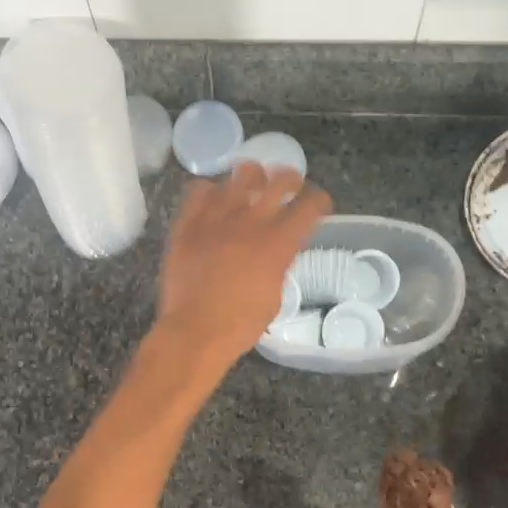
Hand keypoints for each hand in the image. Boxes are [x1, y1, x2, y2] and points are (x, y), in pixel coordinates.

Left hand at [155, 163, 331, 363]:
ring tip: (252, 183)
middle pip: (279, 181)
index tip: (318, 204)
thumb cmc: (239, 326)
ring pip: (240, 176)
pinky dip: (211, 190)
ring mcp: (217, 219)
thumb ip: (278, 267)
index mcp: (278, 244)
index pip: (309, 207)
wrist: (194, 331)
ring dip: (252, 177)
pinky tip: (214, 199)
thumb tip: (277, 254)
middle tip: (290, 184)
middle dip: (291, 179)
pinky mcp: (188, 224)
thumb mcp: (274, 298)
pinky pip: (200, 190)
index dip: (319, 201)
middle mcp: (251, 223)